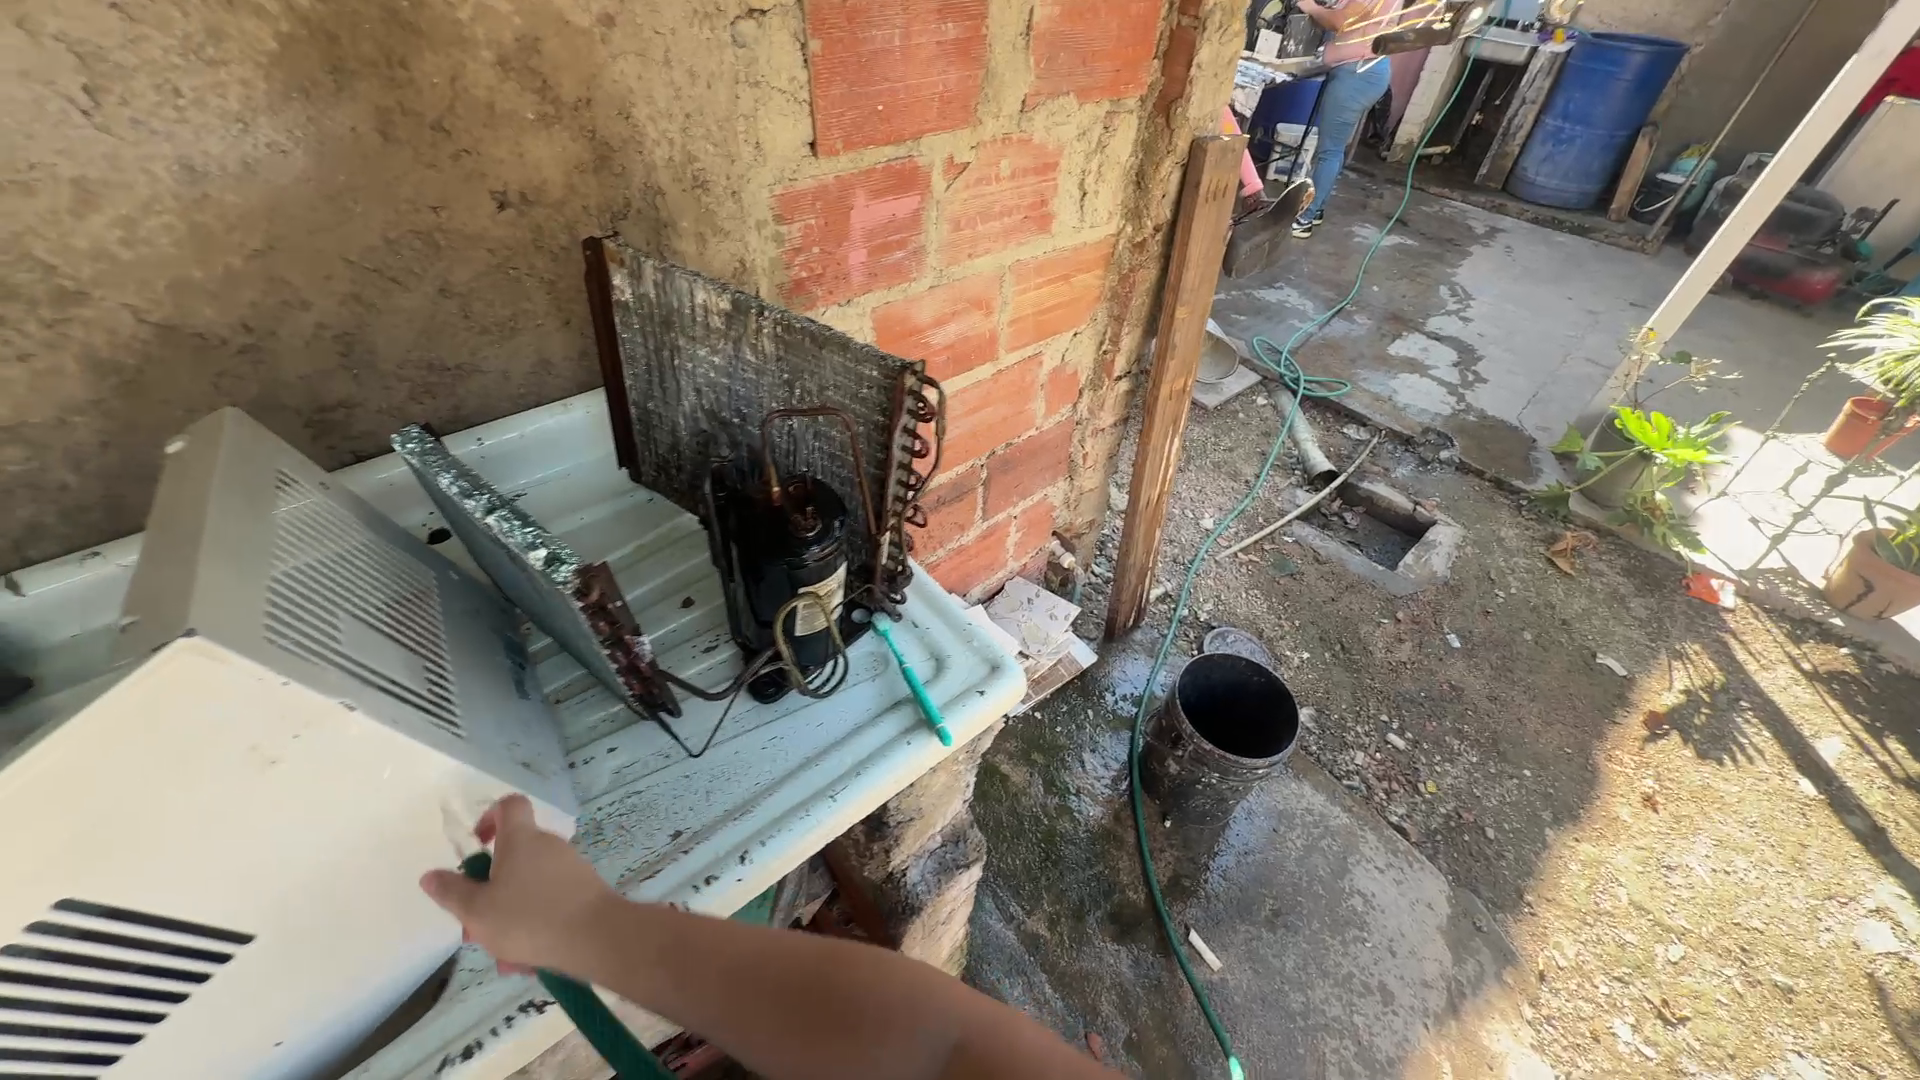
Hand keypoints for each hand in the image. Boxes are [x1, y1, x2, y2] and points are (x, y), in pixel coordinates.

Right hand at [419, 795, 620, 973]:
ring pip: (527, 888)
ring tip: (504, 957)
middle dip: (490, 892)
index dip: (489, 817)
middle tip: (477, 927)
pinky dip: (533, 926)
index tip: (476, 845)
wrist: (594, 935)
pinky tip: (527, 960)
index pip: (509, 805)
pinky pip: (547, 901)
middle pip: (512, 857)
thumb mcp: (476, 910)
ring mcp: (568, 865)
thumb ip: (451, 892)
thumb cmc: (528, 917)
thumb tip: (431, 875)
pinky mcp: (582, 887)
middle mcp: (548, 844)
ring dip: (509, 918)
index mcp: (522, 839)